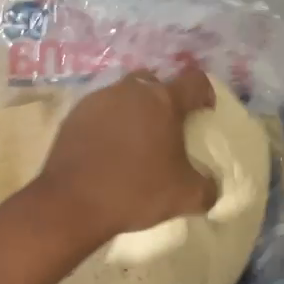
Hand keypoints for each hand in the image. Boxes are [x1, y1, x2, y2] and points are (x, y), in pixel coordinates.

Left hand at [33, 64, 220, 240]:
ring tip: (133, 141)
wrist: (71, 203)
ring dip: (134, 110)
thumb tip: (212, 187)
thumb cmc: (136, 190)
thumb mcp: (185, 196)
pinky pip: (100, 110)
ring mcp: (101, 98)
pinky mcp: (75, 113)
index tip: (204, 112)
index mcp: (165, 100)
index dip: (204, 93)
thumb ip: (208, 188)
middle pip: (156, 83)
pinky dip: (108, 123)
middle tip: (165, 128)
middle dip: (164, 100)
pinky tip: (106, 150)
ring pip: (126, 94)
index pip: (195, 81)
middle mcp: (133, 90)